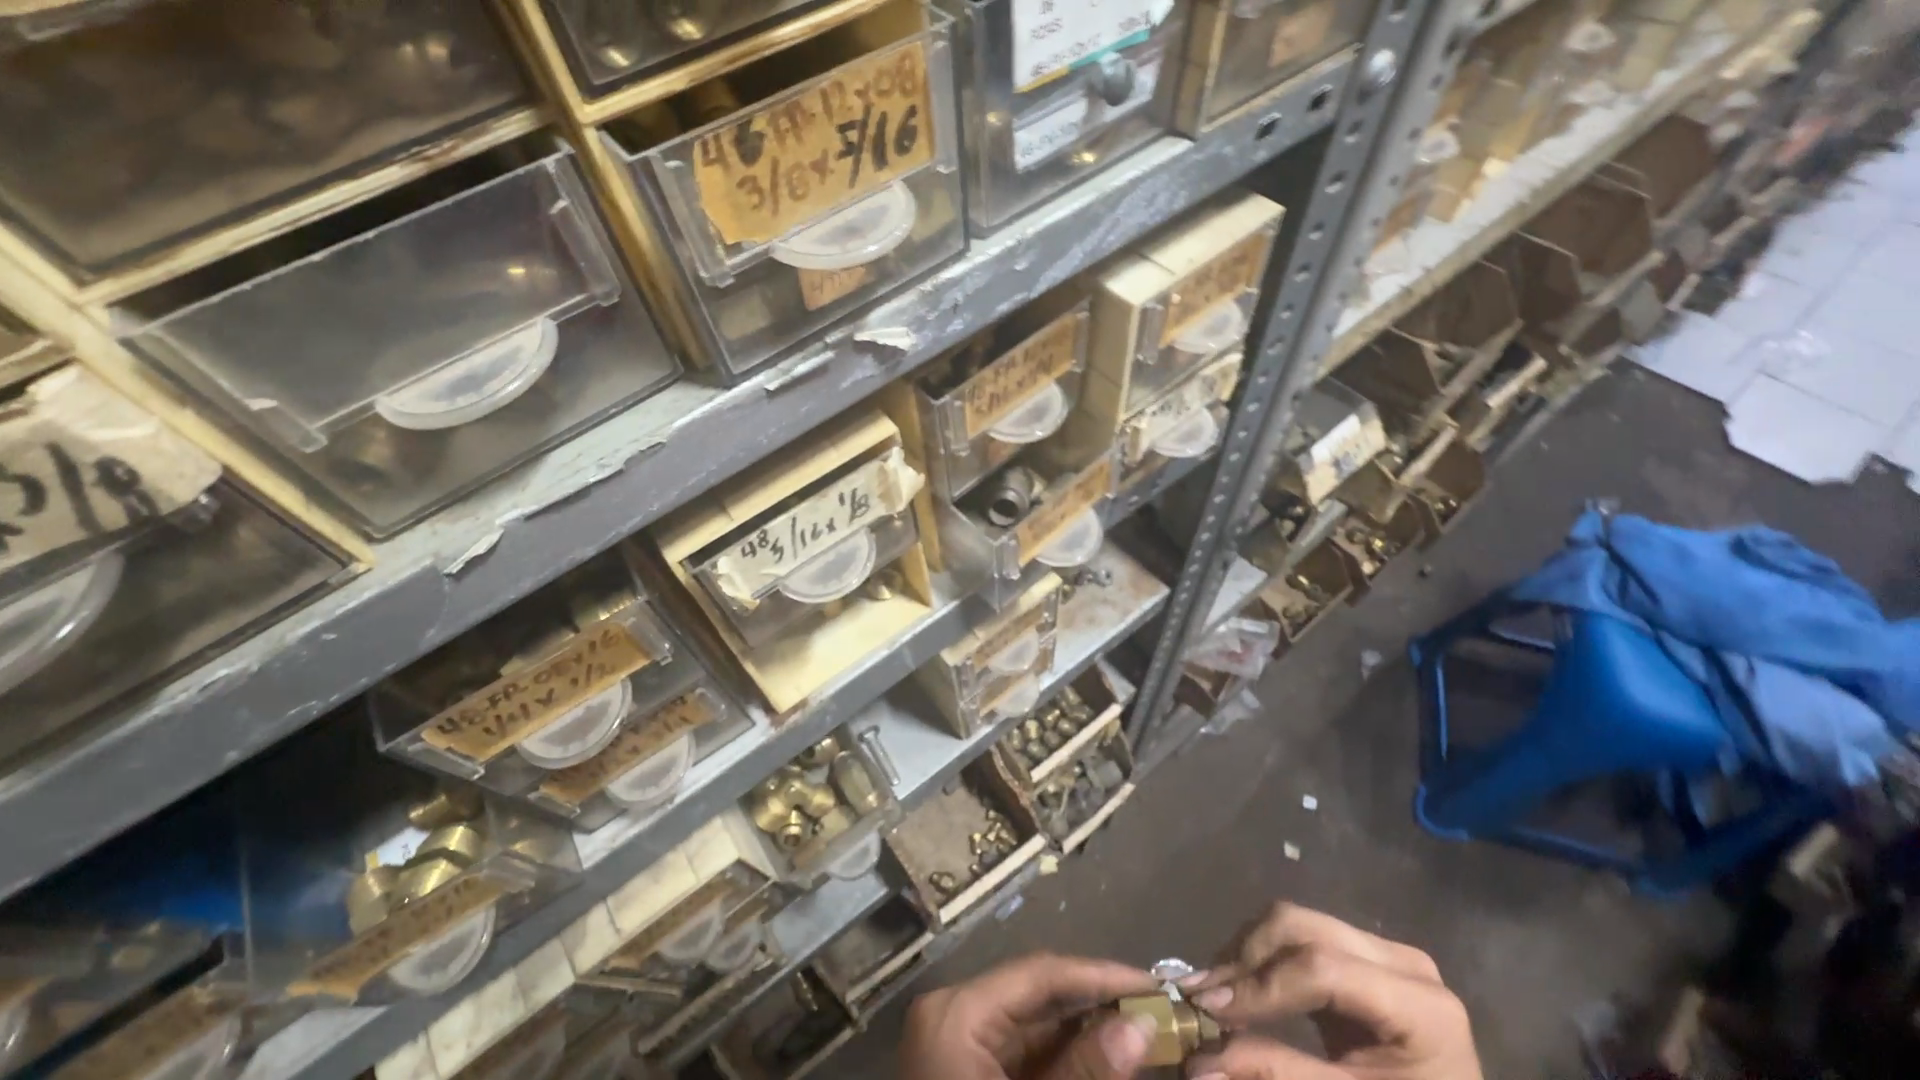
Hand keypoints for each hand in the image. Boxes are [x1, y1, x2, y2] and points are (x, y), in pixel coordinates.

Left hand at [900, 952, 1161, 1079]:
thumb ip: (1085, 1070)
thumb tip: (1138, 1024)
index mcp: (959, 1012)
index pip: (1041, 974)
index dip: (1102, 975)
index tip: (1156, 985)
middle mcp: (954, 1014)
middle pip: (1038, 995)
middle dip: (1098, 1003)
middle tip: (1158, 1010)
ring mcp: (957, 1043)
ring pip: (1034, 1023)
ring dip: (1086, 1029)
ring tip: (1143, 1031)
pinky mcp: (966, 1069)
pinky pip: (1022, 1050)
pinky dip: (1064, 1055)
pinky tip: (1104, 1058)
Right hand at [1181, 903, 1482, 1079]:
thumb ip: (1276, 1072)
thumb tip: (1196, 1063)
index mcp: (1420, 1005)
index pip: (1322, 968)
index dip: (1260, 986)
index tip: (1207, 1010)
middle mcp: (1403, 961)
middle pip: (1302, 928)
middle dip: (1244, 959)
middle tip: (1200, 997)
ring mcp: (1384, 954)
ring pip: (1294, 922)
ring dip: (1247, 954)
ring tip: (1212, 993)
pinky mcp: (1363, 957)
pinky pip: (1301, 938)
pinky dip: (1262, 958)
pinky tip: (1239, 989)